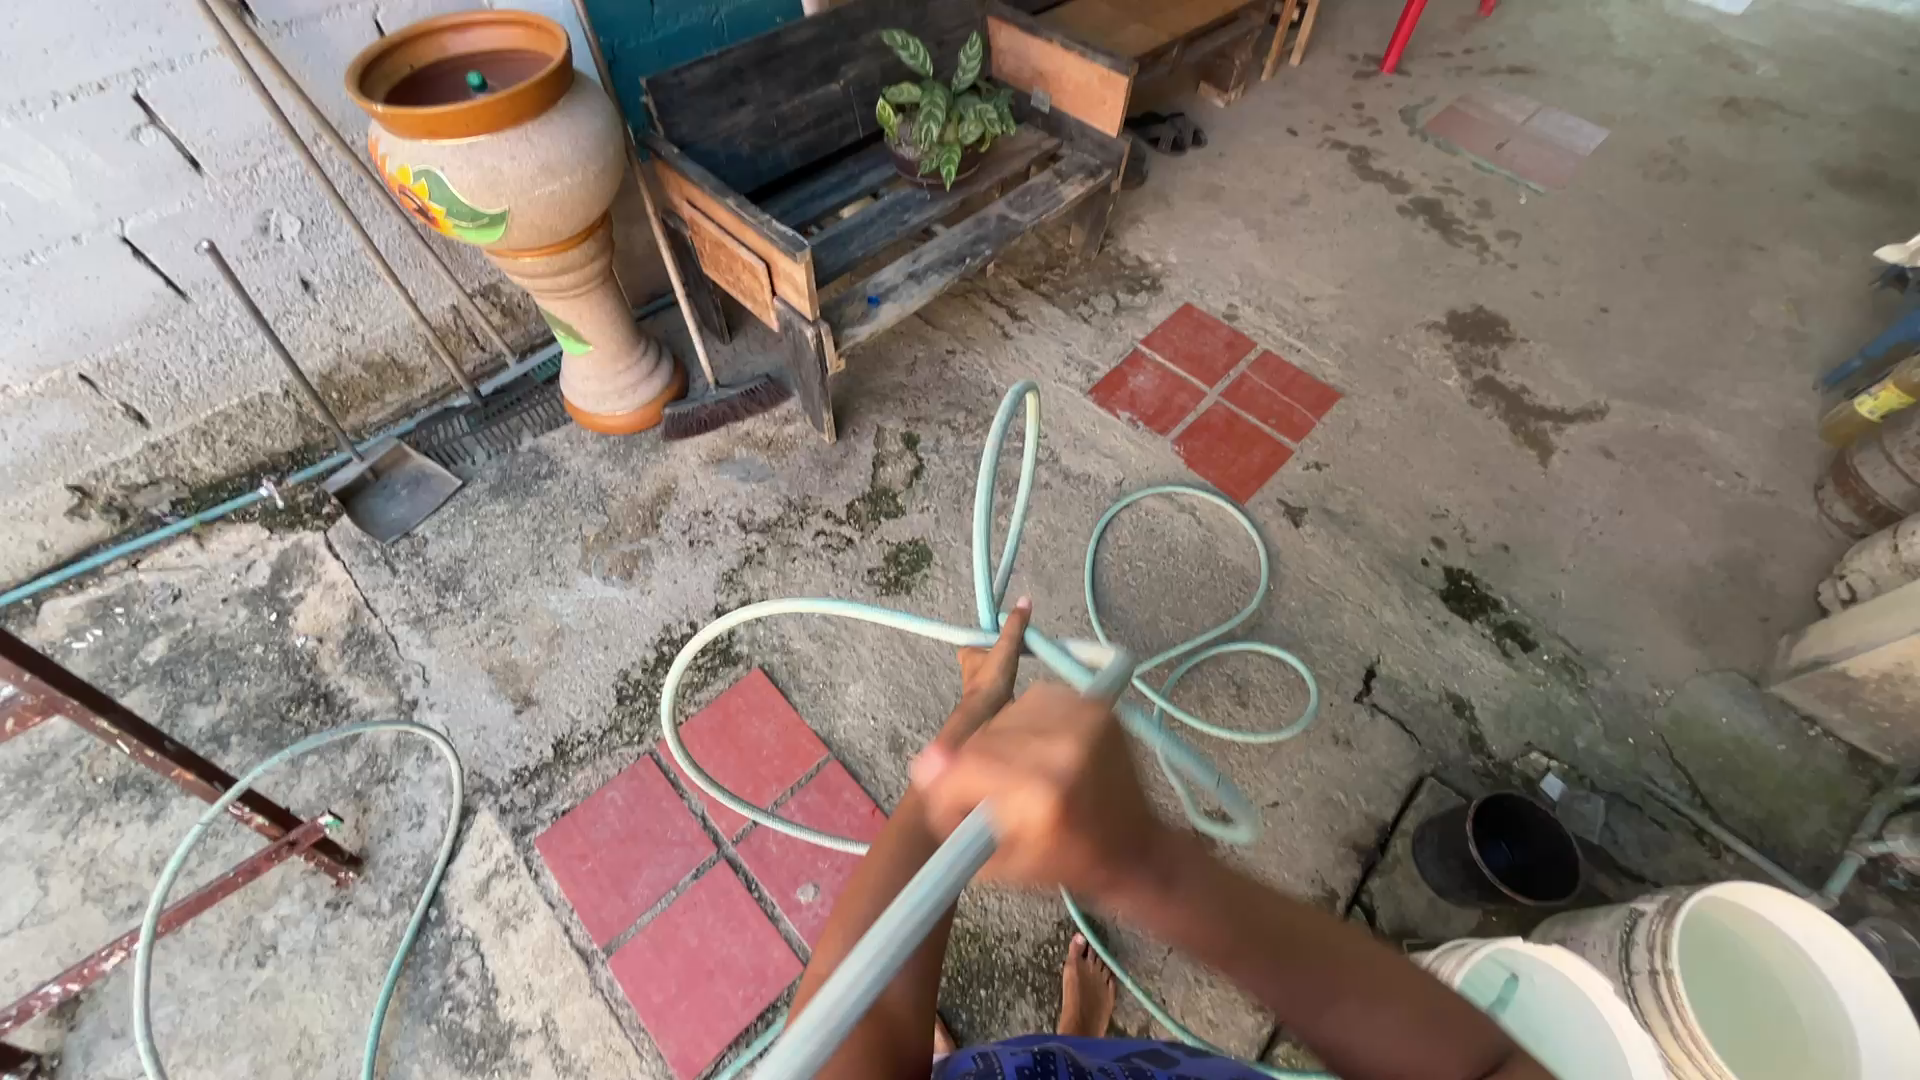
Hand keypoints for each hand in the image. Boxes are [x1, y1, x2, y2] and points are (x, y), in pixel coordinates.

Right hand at [911, 682, 1173, 899]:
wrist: (1137, 848)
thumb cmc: (1070, 861)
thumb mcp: (1004, 862)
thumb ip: (955, 820)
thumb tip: (923, 771)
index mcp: (1043, 792)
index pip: (966, 765)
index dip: (944, 784)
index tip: (942, 798)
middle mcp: (1065, 746)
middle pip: (983, 738)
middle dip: (970, 766)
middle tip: (981, 792)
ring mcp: (1083, 720)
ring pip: (1005, 716)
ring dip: (997, 743)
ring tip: (1012, 772)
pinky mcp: (1094, 706)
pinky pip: (1033, 701)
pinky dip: (1023, 723)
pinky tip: (1032, 749)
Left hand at [956, 596, 1030, 707]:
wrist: (988, 717)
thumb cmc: (990, 680)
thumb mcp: (1005, 647)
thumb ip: (1014, 625)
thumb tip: (1025, 600)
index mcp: (967, 654)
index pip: (976, 640)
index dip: (989, 637)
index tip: (1005, 637)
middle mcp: (970, 669)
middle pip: (985, 655)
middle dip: (998, 653)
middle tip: (1017, 649)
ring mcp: (980, 685)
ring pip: (992, 671)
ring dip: (1004, 669)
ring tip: (1020, 665)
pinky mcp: (990, 699)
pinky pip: (1000, 685)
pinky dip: (1008, 683)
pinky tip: (1019, 683)